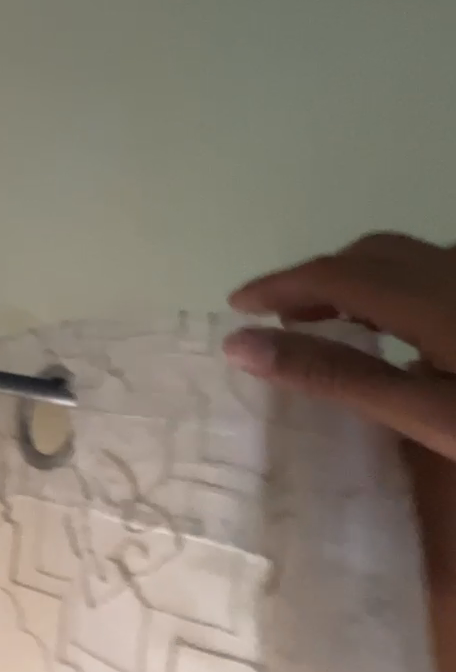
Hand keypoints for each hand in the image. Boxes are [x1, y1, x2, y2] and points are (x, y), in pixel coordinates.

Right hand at [224, 232, 455, 458]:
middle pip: (373, 256)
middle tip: (287, 318)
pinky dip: (406, 293)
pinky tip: (416, 335)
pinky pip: (443, 277)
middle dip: (319, 280)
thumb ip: (335, 376)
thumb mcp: (431, 415)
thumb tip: (236, 344)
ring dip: (363, 284)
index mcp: (433, 300)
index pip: (333, 274)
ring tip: (342, 326)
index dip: (276, 287)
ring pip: (412, 263)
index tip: (236, 308)